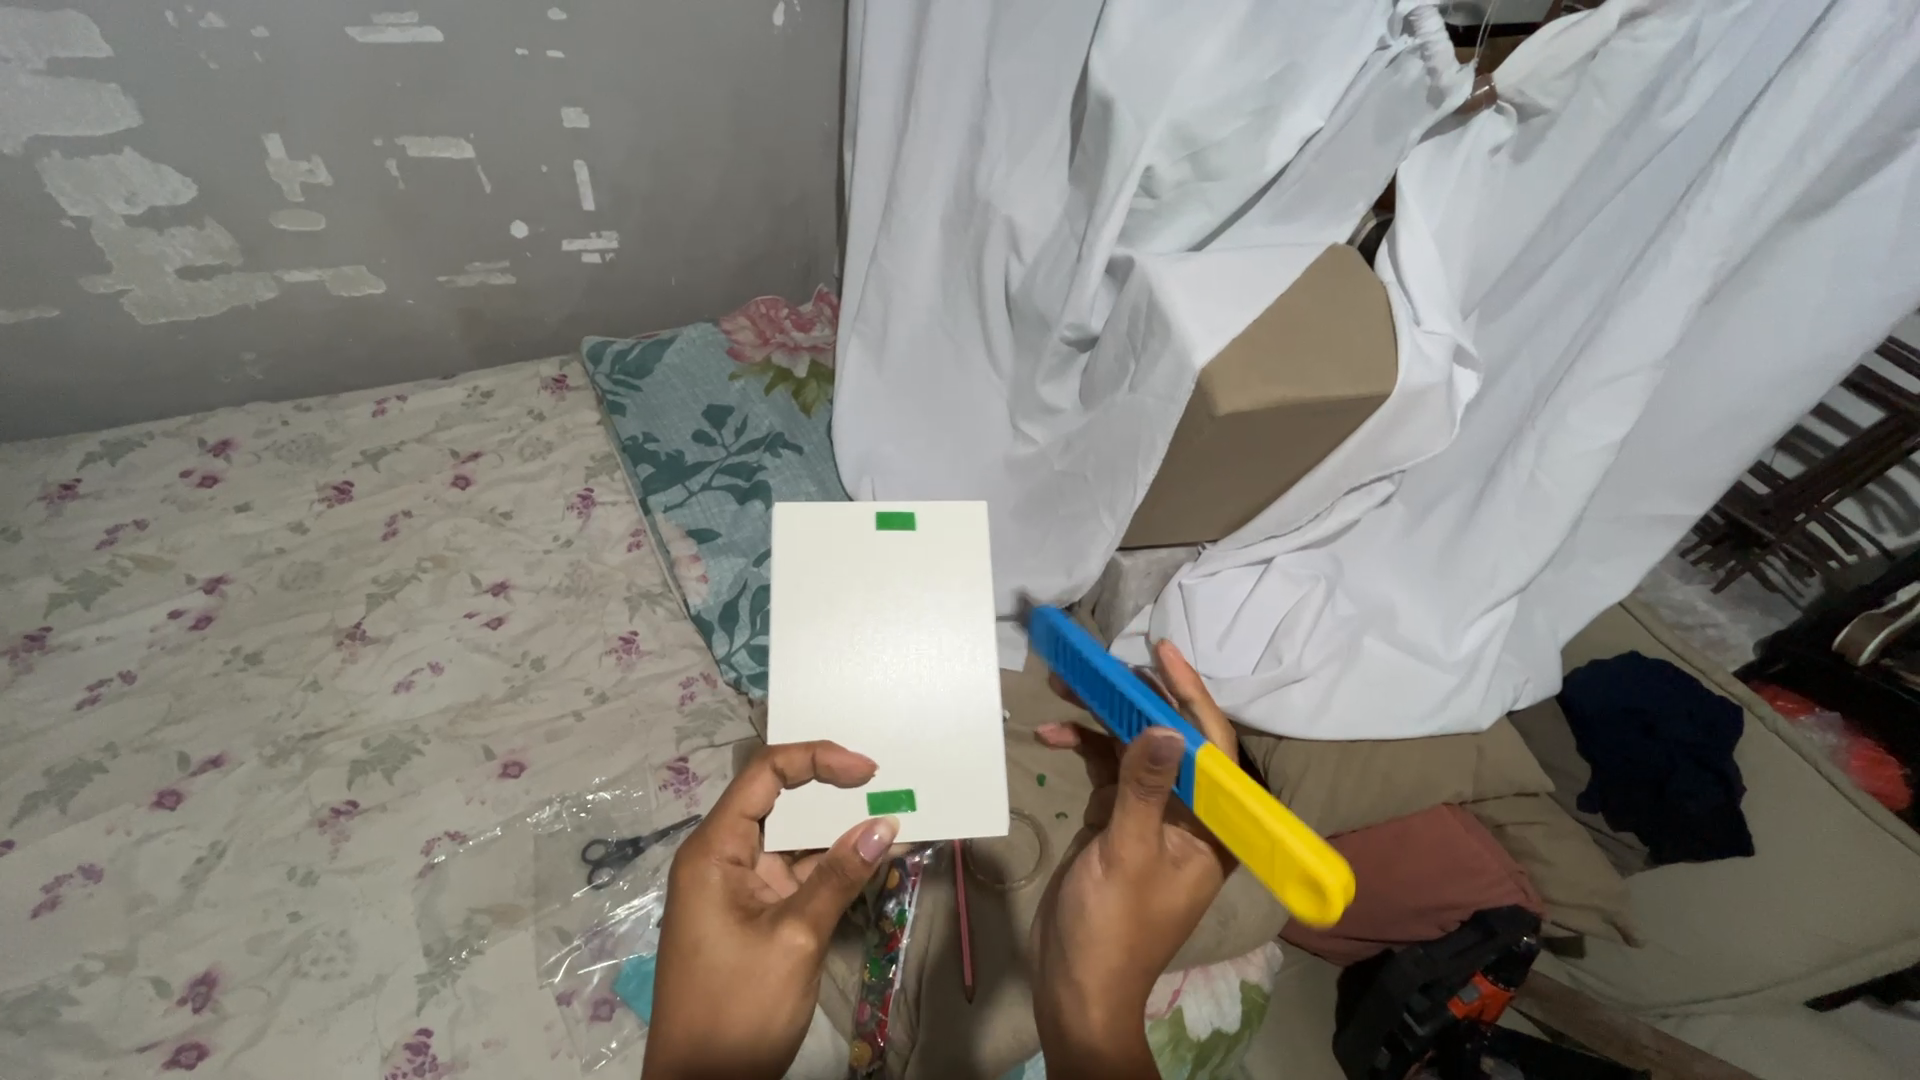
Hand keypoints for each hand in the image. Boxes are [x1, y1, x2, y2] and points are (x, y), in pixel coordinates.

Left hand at [644, 741, 898, 1079]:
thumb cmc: (736, 1011)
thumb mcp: (795, 939)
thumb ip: (840, 876)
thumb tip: (886, 826)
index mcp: (715, 849)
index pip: (766, 774)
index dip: (818, 759)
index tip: (868, 770)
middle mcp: (724, 855)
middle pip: (781, 799)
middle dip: (834, 789)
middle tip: (887, 787)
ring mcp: (741, 885)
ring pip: (794, 837)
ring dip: (839, 829)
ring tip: (891, 815)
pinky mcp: (758, 912)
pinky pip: (799, 872)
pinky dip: (835, 865)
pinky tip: (874, 857)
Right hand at [1030, 640, 1237, 1078]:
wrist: (1076, 982)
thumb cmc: (1113, 926)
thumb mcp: (1129, 853)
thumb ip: (1144, 787)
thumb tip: (1164, 725)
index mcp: (1211, 826)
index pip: (1212, 748)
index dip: (1190, 695)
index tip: (1162, 653)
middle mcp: (1189, 813)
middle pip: (1167, 740)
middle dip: (1132, 700)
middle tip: (1099, 664)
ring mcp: (1151, 814)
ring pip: (1131, 748)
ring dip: (1097, 719)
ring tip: (1062, 686)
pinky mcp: (1118, 818)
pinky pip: (1105, 769)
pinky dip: (1080, 749)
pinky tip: (1050, 734)